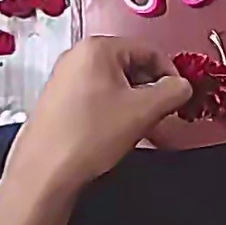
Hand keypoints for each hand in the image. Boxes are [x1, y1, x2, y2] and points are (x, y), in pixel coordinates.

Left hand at [4, 37, 191, 195]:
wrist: (43, 176)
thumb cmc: (89, 136)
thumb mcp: (146, 110)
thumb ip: (175, 90)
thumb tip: (182, 86)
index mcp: (98, 49)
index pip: (150, 52)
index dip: (170, 74)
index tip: (177, 96)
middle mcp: (77, 56)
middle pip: (133, 66)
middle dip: (151, 90)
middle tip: (160, 113)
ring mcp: (64, 78)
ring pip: (117, 83)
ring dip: (135, 102)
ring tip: (140, 126)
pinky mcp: (58, 100)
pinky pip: (98, 96)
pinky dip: (115, 109)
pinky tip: (118, 131)